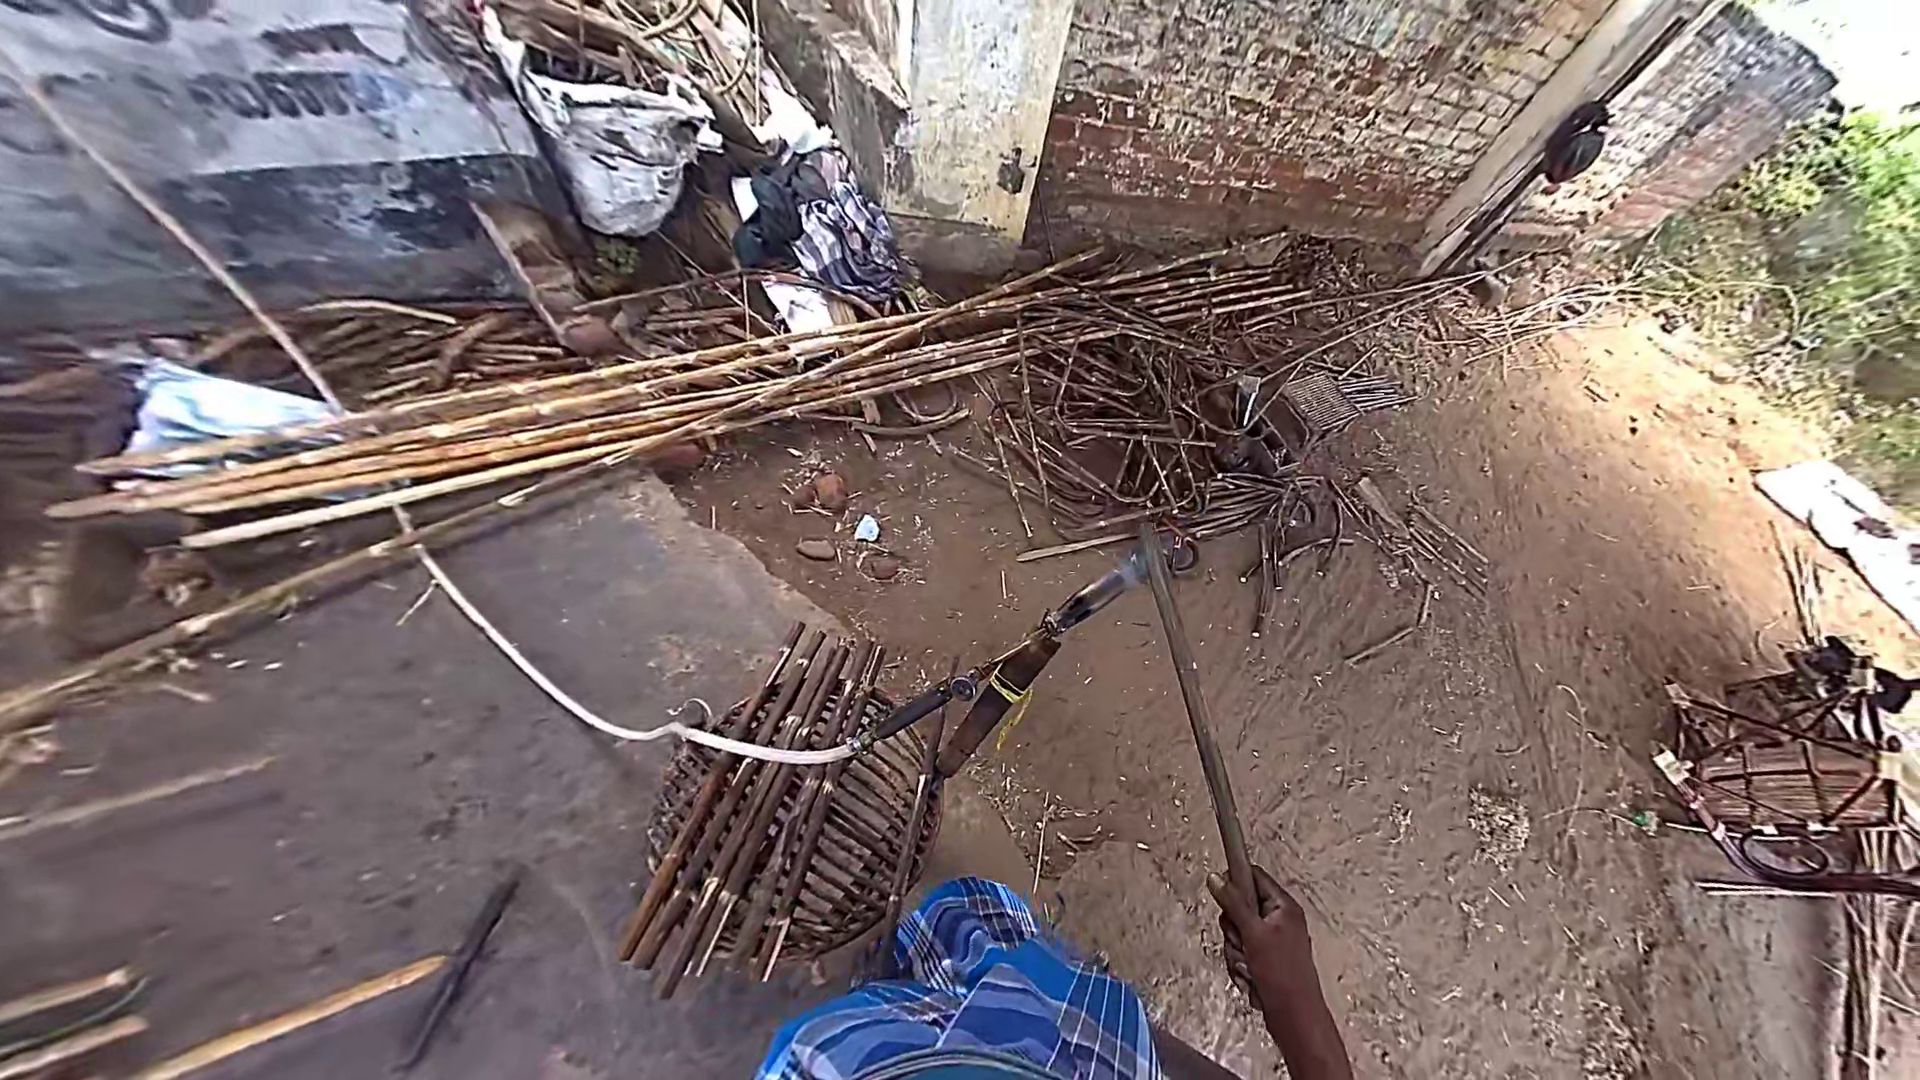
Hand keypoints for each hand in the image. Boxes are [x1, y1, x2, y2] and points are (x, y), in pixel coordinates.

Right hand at [1206, 865, 1313, 1007]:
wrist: (1296, 1023)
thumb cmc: (1282, 975)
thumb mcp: (1253, 933)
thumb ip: (1233, 902)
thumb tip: (1214, 876)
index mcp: (1283, 906)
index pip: (1252, 875)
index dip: (1234, 881)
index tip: (1221, 893)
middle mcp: (1278, 920)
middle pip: (1239, 904)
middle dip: (1232, 926)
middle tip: (1241, 939)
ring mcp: (1271, 940)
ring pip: (1236, 930)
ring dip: (1235, 949)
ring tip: (1247, 965)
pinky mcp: (1265, 959)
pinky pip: (1240, 950)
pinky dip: (1239, 963)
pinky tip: (1249, 978)